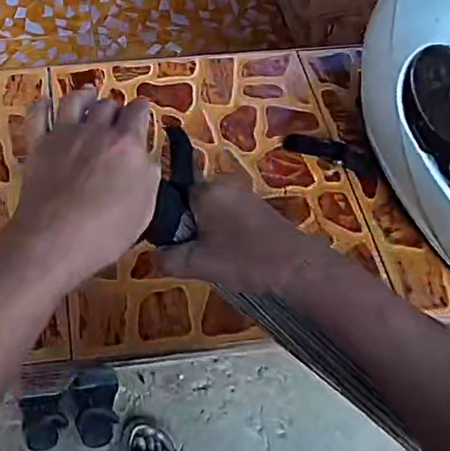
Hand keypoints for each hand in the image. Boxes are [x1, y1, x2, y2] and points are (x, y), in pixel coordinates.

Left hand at [0, 88, 157, 291]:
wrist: (55, 238)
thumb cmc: (106, 232)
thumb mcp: (144, 209)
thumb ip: (148, 179)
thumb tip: (147, 163)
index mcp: (127, 144)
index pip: (138, 112)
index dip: (142, 109)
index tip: (142, 110)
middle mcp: (96, 130)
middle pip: (107, 106)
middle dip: (114, 108)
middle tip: (116, 116)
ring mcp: (64, 134)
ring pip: (74, 101)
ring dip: (84, 97)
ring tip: (88, 96)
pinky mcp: (38, 144)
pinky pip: (37, 115)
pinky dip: (42, 105)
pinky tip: (45, 103)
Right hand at [154, 175, 329, 294]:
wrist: (298, 268)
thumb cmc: (245, 260)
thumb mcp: (198, 264)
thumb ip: (167, 259)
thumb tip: (151, 255)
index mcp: (205, 189)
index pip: (172, 195)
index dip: (169, 219)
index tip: (172, 241)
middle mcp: (223, 183)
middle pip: (192, 201)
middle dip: (189, 224)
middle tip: (193, 251)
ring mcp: (243, 193)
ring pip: (211, 209)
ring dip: (208, 228)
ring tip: (212, 254)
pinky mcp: (258, 206)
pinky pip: (229, 213)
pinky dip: (225, 229)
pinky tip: (231, 252)